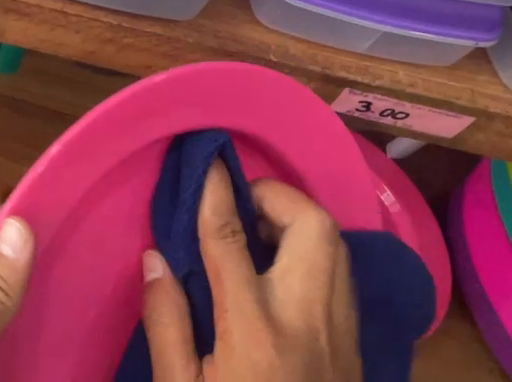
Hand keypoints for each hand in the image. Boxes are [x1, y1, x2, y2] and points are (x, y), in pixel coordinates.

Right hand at [142, 162, 361, 381]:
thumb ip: (166, 321)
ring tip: (255, 233)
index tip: (205, 160)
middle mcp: (308, 321)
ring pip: (336, 247)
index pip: (231, 235)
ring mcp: (341, 337)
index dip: (215, 189)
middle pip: (312, 226)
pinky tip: (278, 273)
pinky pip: (340, 277)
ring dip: (297, 222)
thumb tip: (156, 256)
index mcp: (255, 331)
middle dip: (276, 196)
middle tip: (239, 204)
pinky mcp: (355, 351)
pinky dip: (311, 253)